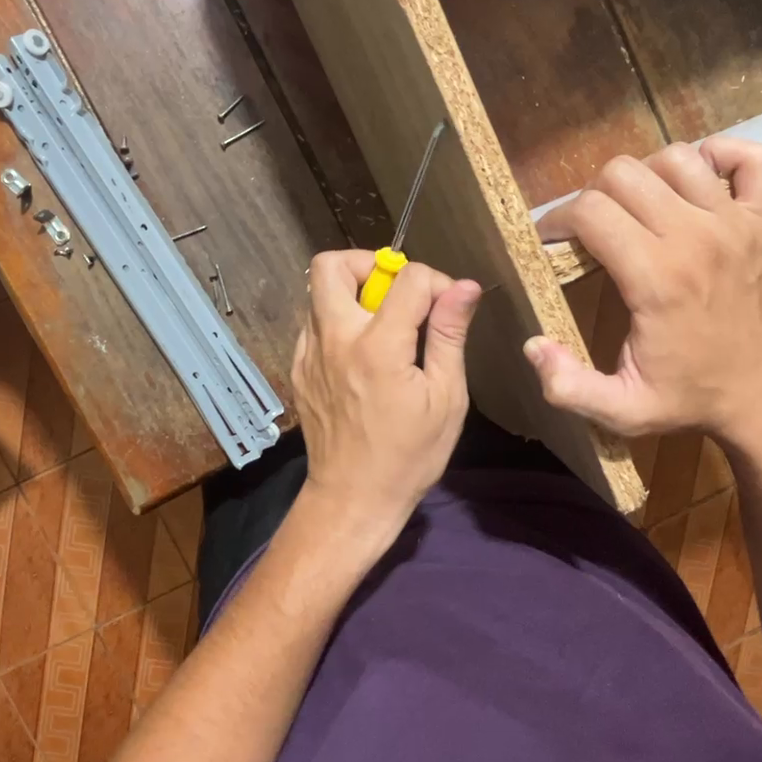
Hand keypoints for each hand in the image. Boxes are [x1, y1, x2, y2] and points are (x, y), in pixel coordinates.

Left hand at [289, 250, 481, 548]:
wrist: (352, 497)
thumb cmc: (409, 455)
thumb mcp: (446, 398)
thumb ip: (450, 335)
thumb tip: (464, 287)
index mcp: (378, 347)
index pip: (408, 278)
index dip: (436, 282)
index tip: (448, 306)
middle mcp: (334, 340)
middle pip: (332, 264)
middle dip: (370, 264)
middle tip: (396, 292)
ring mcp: (308, 354)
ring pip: (318, 292)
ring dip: (352, 293)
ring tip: (382, 325)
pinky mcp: (297, 369)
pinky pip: (312, 323)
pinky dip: (337, 321)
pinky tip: (361, 353)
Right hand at [527, 139, 761, 449]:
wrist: (759, 395)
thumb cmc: (685, 397)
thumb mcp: (620, 409)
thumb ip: (568, 386)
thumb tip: (533, 346)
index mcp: (657, 280)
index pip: (590, 213)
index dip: (557, 222)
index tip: (551, 243)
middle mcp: (697, 239)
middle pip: (624, 174)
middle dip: (592, 197)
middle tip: (590, 231)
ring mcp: (736, 224)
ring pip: (675, 158)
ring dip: (646, 177)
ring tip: (635, 211)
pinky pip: (752, 158)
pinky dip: (721, 157)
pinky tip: (697, 183)